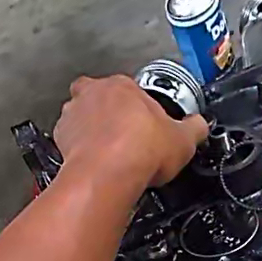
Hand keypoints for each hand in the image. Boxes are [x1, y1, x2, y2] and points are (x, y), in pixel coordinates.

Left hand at [54, 75, 208, 189]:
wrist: (108, 174)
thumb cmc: (141, 150)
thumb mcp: (183, 140)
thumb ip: (194, 129)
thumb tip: (200, 126)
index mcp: (124, 86)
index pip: (134, 91)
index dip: (143, 110)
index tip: (150, 127)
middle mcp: (94, 93)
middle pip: (103, 98)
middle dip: (113, 115)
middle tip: (128, 137)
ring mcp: (74, 114)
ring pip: (84, 117)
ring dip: (95, 131)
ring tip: (113, 154)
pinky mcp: (61, 138)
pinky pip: (71, 140)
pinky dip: (82, 150)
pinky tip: (98, 164)